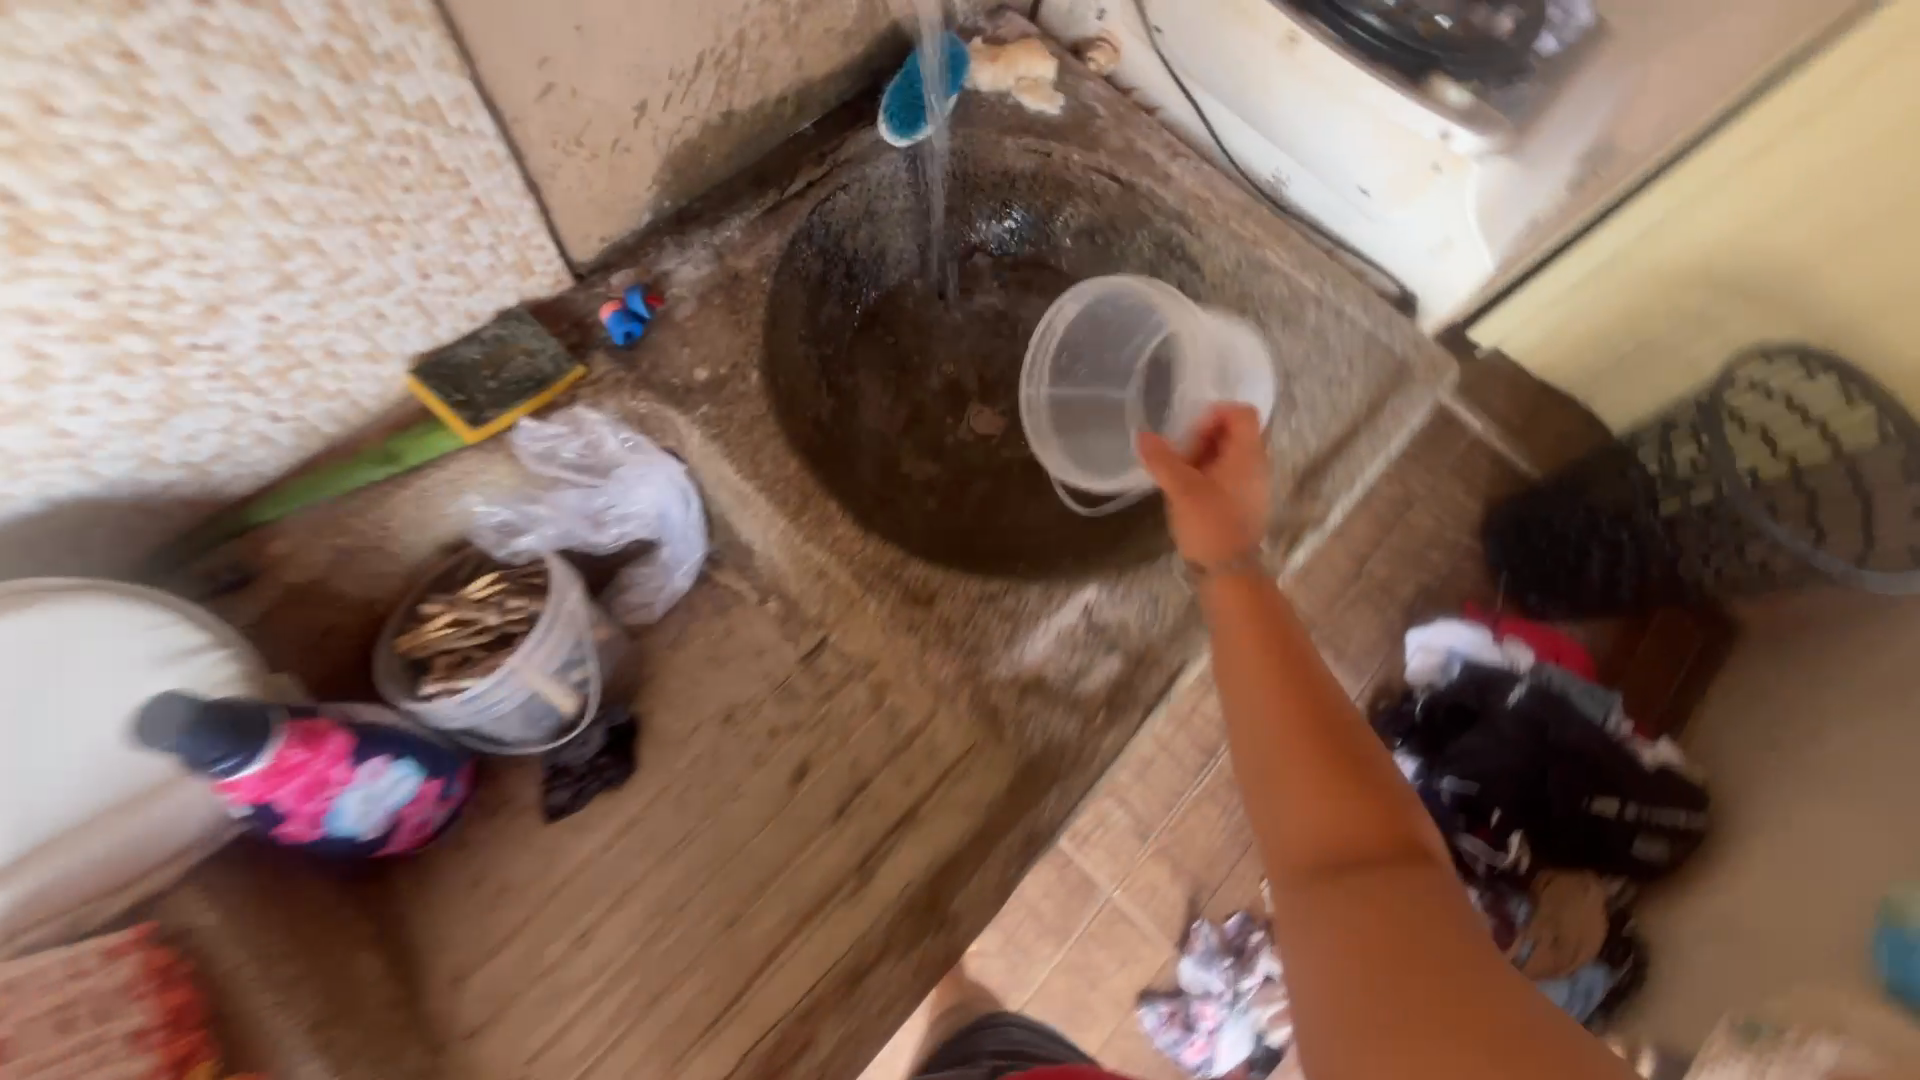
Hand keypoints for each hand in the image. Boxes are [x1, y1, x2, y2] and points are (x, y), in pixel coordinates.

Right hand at [1137, 403, 1271, 567]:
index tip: (1189, 434)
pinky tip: (1189, 494)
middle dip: (1203, 438)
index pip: (1241, 413)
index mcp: (1248, 455)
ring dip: (1202, 458)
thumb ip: (1161, 459)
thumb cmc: (1209, 524)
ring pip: (1228, 455)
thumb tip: (1142, 434)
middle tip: (1180, 458)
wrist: (1228, 571)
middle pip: (1234, 432)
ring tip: (1180, 478)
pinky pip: (1228, 475)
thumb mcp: (1181, 488)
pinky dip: (1208, 475)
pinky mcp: (1244, 502)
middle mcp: (1257, 465)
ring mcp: (1253, 485)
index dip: (1214, 414)